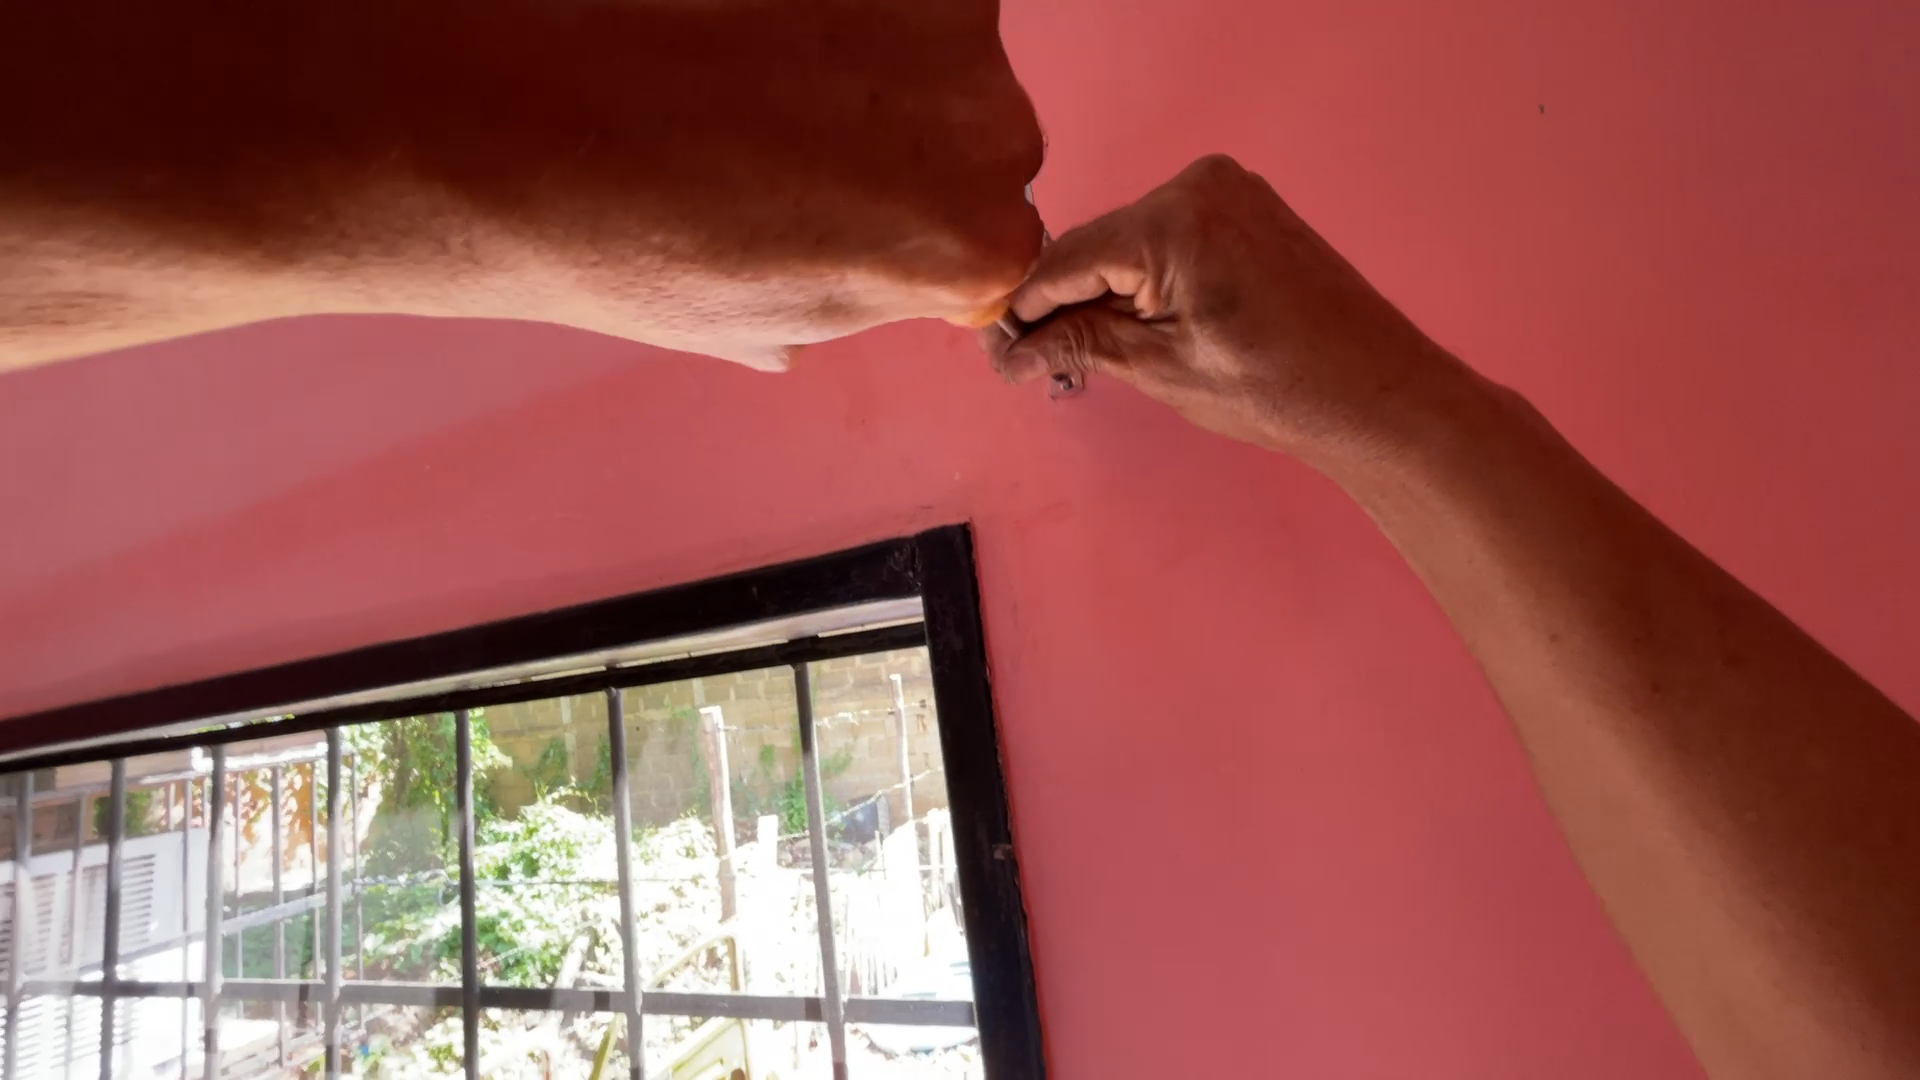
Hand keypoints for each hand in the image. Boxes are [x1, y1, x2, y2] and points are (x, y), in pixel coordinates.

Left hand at [0, 0, 1043, 370]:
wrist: (474, 114)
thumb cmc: (625, 250)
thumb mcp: (772, 320)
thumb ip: (870, 290)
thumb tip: (880, 261)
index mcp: (973, 248)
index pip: (999, 245)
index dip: (928, 238)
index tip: (865, 224)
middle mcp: (989, 127)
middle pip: (984, 141)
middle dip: (910, 151)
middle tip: (799, 148)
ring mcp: (936, 4)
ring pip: (937, 47)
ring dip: (872, 62)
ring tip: (752, 74)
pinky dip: (830, 7)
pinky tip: (739, 28)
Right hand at [985, 155, 1467, 464]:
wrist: (1377, 393)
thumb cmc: (1274, 389)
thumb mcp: (1160, 368)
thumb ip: (1079, 344)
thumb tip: (1010, 354)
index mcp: (1174, 219)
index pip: (1066, 259)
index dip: (1021, 308)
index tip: (996, 352)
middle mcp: (1197, 185)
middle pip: (1094, 249)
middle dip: (1057, 306)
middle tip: (1028, 363)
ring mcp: (1225, 193)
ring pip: (1125, 248)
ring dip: (1095, 299)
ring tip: (1070, 356)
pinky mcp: (1242, 212)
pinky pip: (1162, 245)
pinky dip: (1136, 286)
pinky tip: (1120, 328)